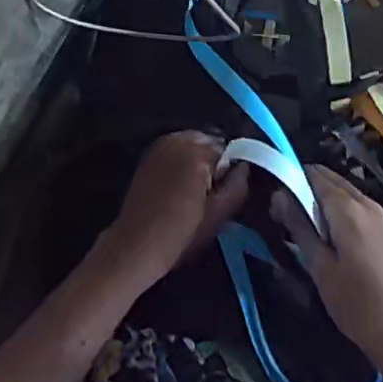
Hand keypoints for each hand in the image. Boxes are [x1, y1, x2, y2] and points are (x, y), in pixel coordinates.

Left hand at [102, 131, 249, 285]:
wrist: (138, 242)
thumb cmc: (181, 233)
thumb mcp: (218, 215)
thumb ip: (236, 187)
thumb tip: (244, 168)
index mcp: (196, 152)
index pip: (228, 150)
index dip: (230, 171)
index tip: (225, 192)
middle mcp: (176, 140)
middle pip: (207, 141)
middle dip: (213, 161)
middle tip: (211, 191)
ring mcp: (159, 144)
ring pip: (190, 143)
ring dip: (197, 159)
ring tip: (194, 190)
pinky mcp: (148, 153)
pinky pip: (174, 148)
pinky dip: (181, 160)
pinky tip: (178, 185)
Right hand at [270, 165, 382, 351]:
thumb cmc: (359, 306)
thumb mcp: (319, 267)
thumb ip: (298, 225)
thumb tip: (279, 195)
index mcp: (348, 208)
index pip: (311, 173)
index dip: (288, 179)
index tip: (273, 202)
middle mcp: (366, 203)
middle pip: (328, 178)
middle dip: (303, 187)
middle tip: (284, 215)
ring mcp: (380, 217)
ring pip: (341, 192)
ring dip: (319, 200)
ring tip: (303, 229)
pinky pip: (354, 206)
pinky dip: (336, 211)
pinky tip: (328, 239)